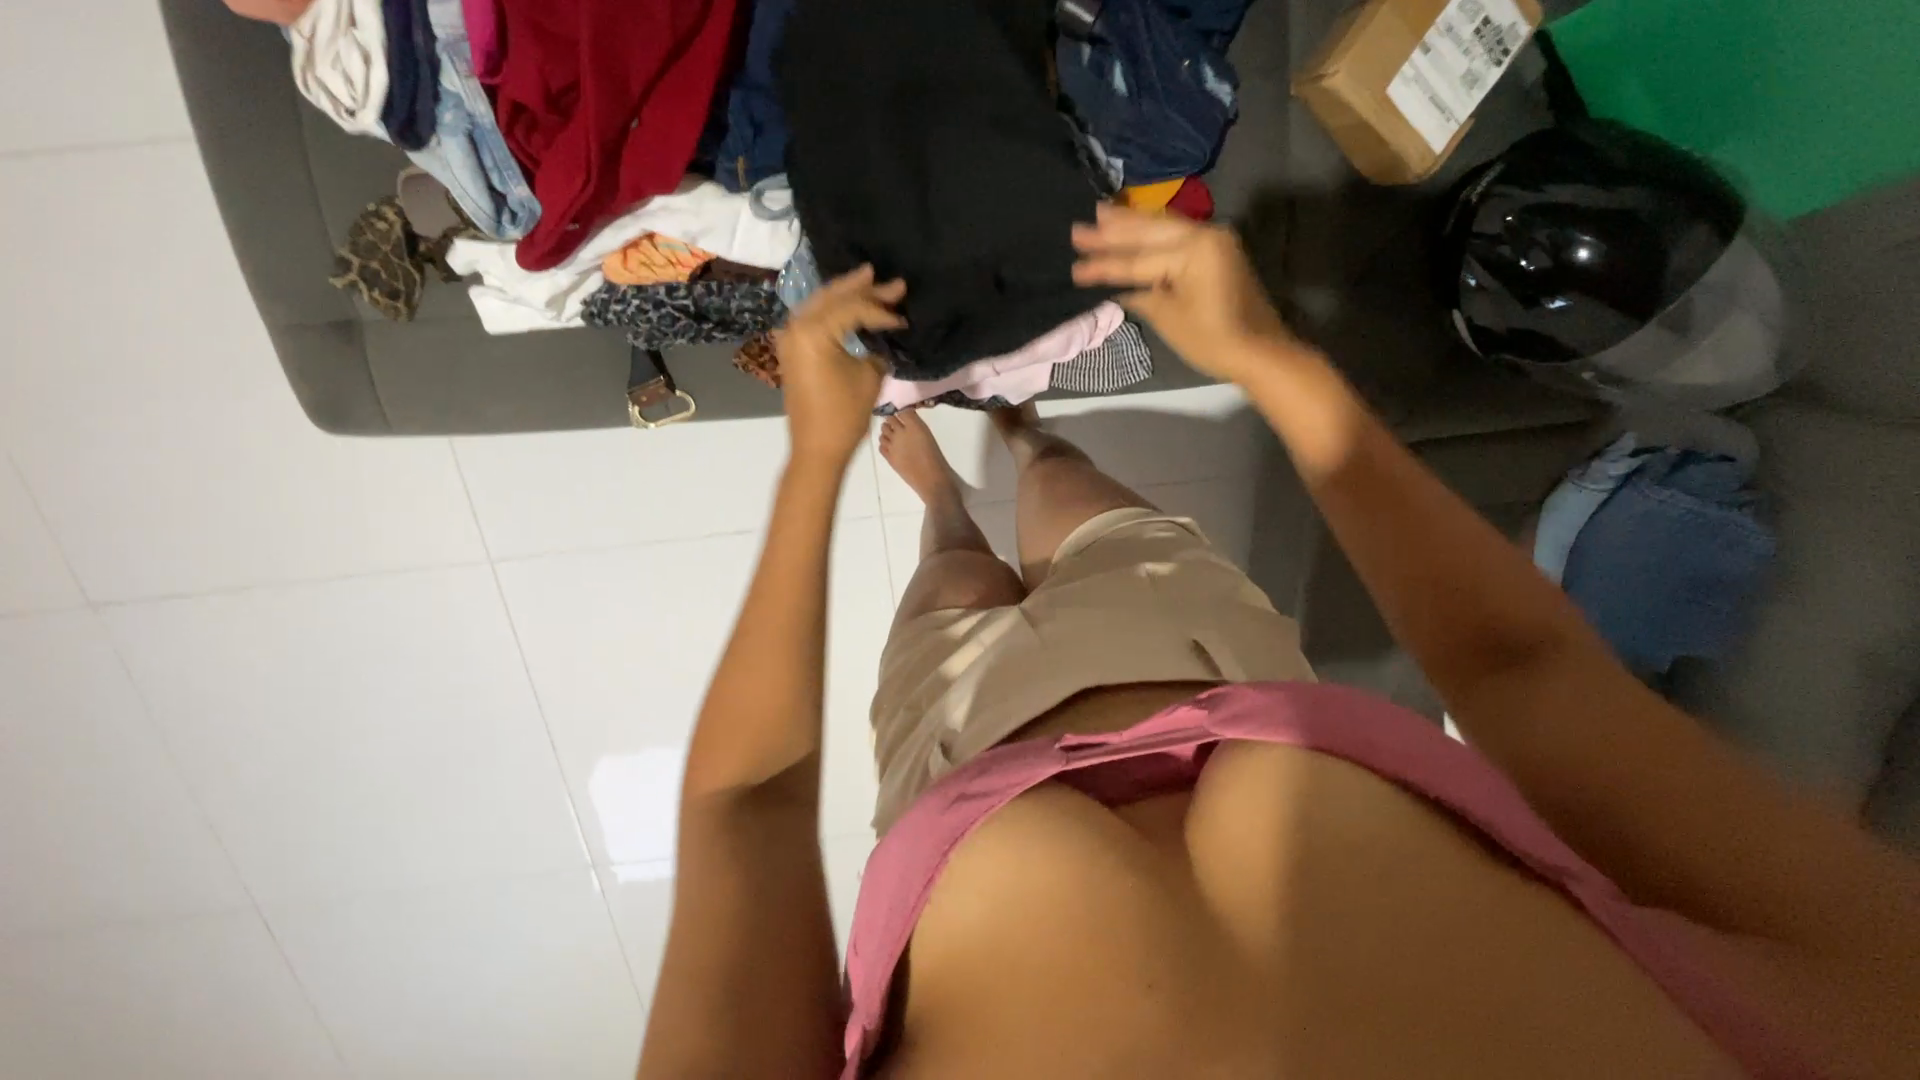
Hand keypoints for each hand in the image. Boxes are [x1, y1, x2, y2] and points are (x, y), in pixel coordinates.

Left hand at [774, 265, 903, 465]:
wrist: (816, 448)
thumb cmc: (844, 415)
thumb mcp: (870, 376)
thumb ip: (876, 349)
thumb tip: (881, 337)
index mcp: (815, 331)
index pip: (853, 308)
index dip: (881, 309)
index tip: (904, 313)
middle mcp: (797, 327)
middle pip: (833, 298)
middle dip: (861, 288)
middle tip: (887, 279)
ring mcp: (790, 338)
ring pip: (820, 305)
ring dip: (845, 295)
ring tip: (867, 281)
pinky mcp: (792, 351)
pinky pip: (812, 319)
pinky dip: (831, 310)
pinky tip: (847, 306)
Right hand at [1072, 205, 1302, 383]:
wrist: (1259, 350)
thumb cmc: (1213, 339)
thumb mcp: (1169, 318)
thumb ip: (1141, 294)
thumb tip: (1117, 286)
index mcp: (1192, 251)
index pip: (1137, 259)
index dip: (1104, 266)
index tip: (1074, 266)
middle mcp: (1203, 235)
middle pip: (1149, 232)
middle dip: (1113, 231)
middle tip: (1080, 226)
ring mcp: (1212, 240)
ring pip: (1162, 227)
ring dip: (1131, 223)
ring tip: (1101, 213)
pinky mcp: (1215, 250)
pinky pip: (1176, 234)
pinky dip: (1152, 232)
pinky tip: (1133, 226)